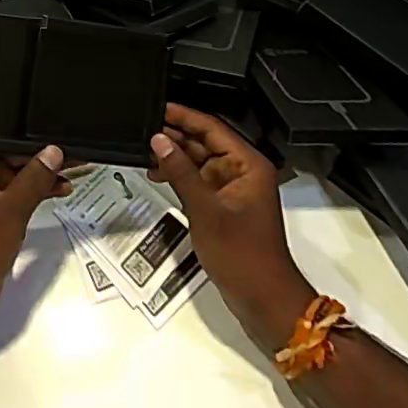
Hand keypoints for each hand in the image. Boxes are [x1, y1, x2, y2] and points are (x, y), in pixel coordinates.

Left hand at [0, 147, 68, 322]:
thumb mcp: (12, 209)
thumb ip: (35, 178)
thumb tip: (53, 151)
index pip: (7, 145)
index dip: (36, 144)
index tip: (63, 141)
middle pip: (13, 160)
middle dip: (43, 160)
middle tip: (75, 156)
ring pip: (19, 177)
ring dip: (43, 177)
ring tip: (75, 170)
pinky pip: (18, 194)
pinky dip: (36, 193)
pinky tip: (59, 189)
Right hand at [149, 104, 314, 347]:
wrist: (263, 301)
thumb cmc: (243, 256)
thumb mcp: (206, 210)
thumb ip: (180, 171)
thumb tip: (159, 140)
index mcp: (248, 165)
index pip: (212, 127)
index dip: (184, 115)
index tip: (158, 107)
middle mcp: (242, 171)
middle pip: (204, 141)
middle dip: (175, 136)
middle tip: (144, 129)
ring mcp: (232, 188)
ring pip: (199, 159)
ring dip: (174, 156)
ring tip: (145, 151)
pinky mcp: (223, 204)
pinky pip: (197, 179)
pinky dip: (178, 175)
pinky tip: (157, 174)